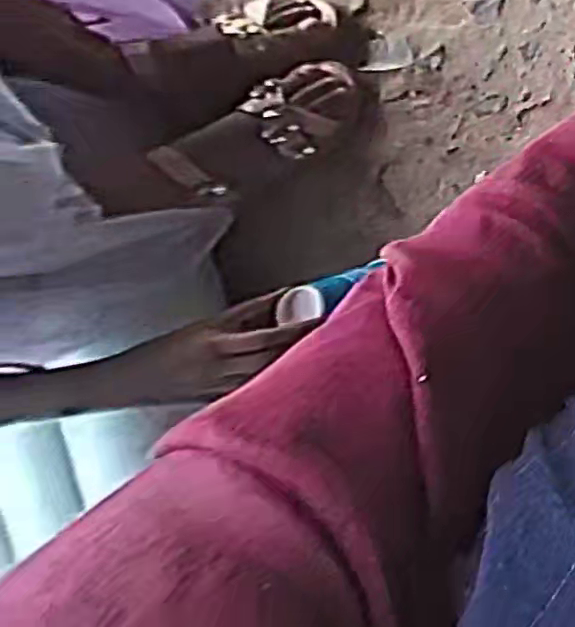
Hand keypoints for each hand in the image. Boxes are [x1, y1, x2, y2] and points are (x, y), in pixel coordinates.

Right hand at [107, 290, 316, 404]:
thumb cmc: (169, 348)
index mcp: (220, 345)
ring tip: (322, 354)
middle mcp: (220, 368)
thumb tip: (292, 290)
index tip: (328, 319)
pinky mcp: (215, 402)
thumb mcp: (211, 323)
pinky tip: (295, 377)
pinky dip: (274, 384)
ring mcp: (218, 388)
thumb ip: (253, 309)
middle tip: (335, 335)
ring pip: (267, 377)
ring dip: (294, 367)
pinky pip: (252, 393)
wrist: (121, 382)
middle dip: (305, 348)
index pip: (272, 337)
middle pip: (275, 358)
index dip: (303, 329)